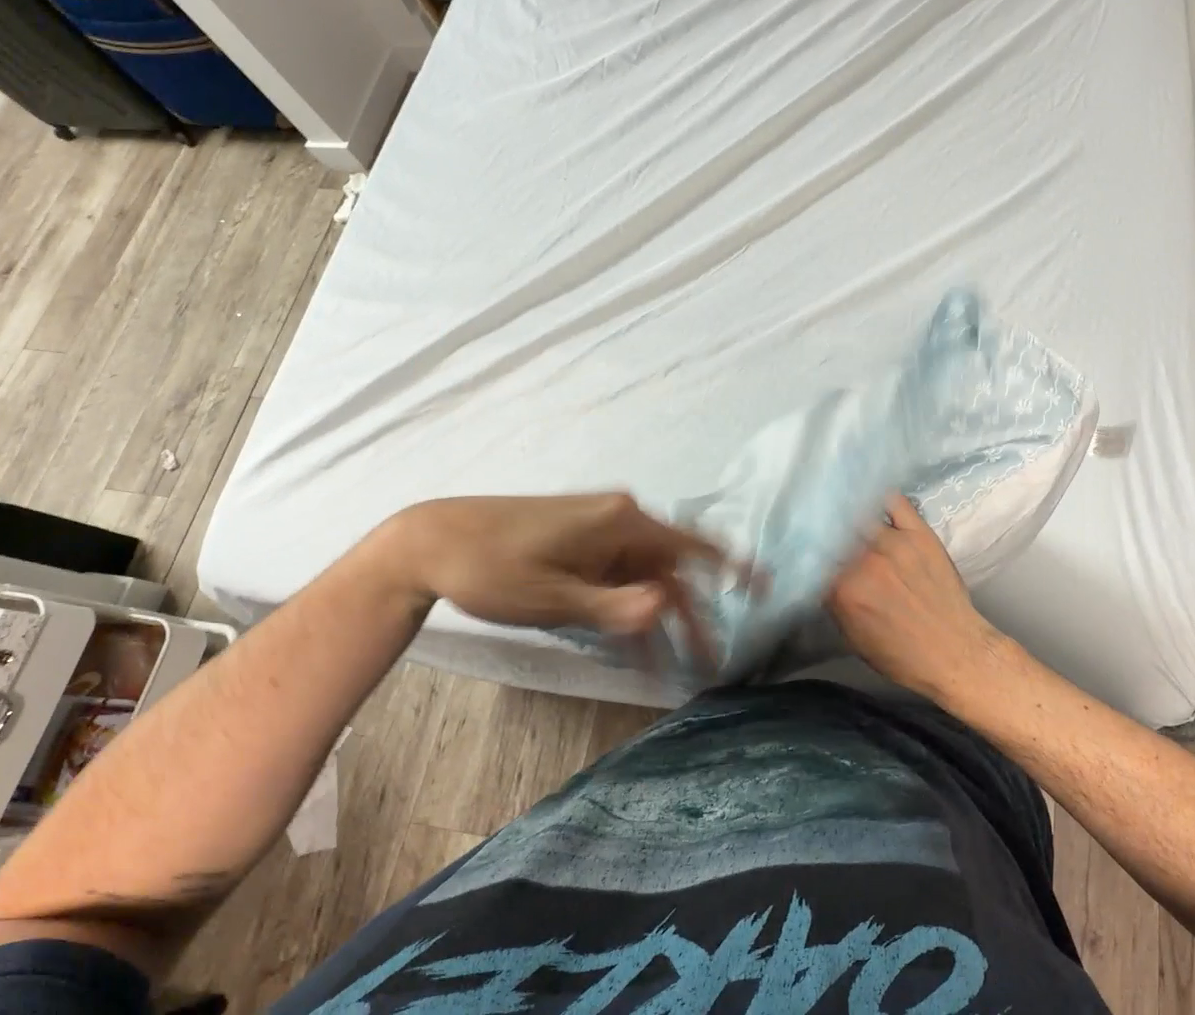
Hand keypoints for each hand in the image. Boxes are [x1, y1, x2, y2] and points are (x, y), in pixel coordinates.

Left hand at [377, 494, 731, 646]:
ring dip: (660, 624)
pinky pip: (621, 583)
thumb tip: (666, 607)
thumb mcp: (549, 596)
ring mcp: (601, 535)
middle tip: (711, 665)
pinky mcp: (583, 549)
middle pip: (671, 572)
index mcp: (620, 523)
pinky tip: (635, 651)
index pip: (691, 545)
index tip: (764, 586)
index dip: (732, 565)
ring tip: (675, 672)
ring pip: (647, 582)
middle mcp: (619, 522)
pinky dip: (630, 615)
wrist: (430, 543)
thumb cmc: (489, 568)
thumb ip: (610, 605)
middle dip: (692, 619)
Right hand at [826, 494, 1014, 698]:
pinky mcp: (920, 533)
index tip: (806, 551)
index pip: (814, 559)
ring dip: (850, 517)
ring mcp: (894, 543)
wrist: (955, 652)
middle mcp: (865, 560)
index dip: (808, 554)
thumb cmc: (902, 656)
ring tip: (845, 516)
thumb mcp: (852, 637)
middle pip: (834, 533)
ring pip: (860, 516)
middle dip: (826, 534)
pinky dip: (880, 500)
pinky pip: (895, 502)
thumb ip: (833, 602)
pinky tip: (873, 503)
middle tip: (825, 534)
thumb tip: (821, 576)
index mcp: (843, 589)